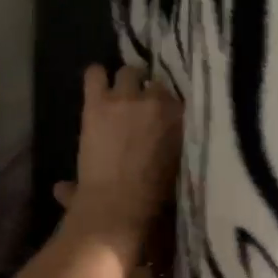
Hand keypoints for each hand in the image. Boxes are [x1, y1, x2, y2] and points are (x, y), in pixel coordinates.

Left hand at [66, 64, 182, 243]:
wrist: (117, 204)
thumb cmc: (151, 199)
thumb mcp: (177, 170)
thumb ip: (174, 147)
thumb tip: (165, 142)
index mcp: (182, 120)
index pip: (177, 99)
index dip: (166, 107)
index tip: (160, 116)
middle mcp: (158, 102)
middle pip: (154, 83)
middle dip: (146, 92)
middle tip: (138, 107)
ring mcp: (126, 98)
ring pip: (127, 72)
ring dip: (124, 83)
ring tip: (117, 95)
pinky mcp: (98, 103)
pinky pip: (95, 74)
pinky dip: (96, 77)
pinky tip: (96, 83)